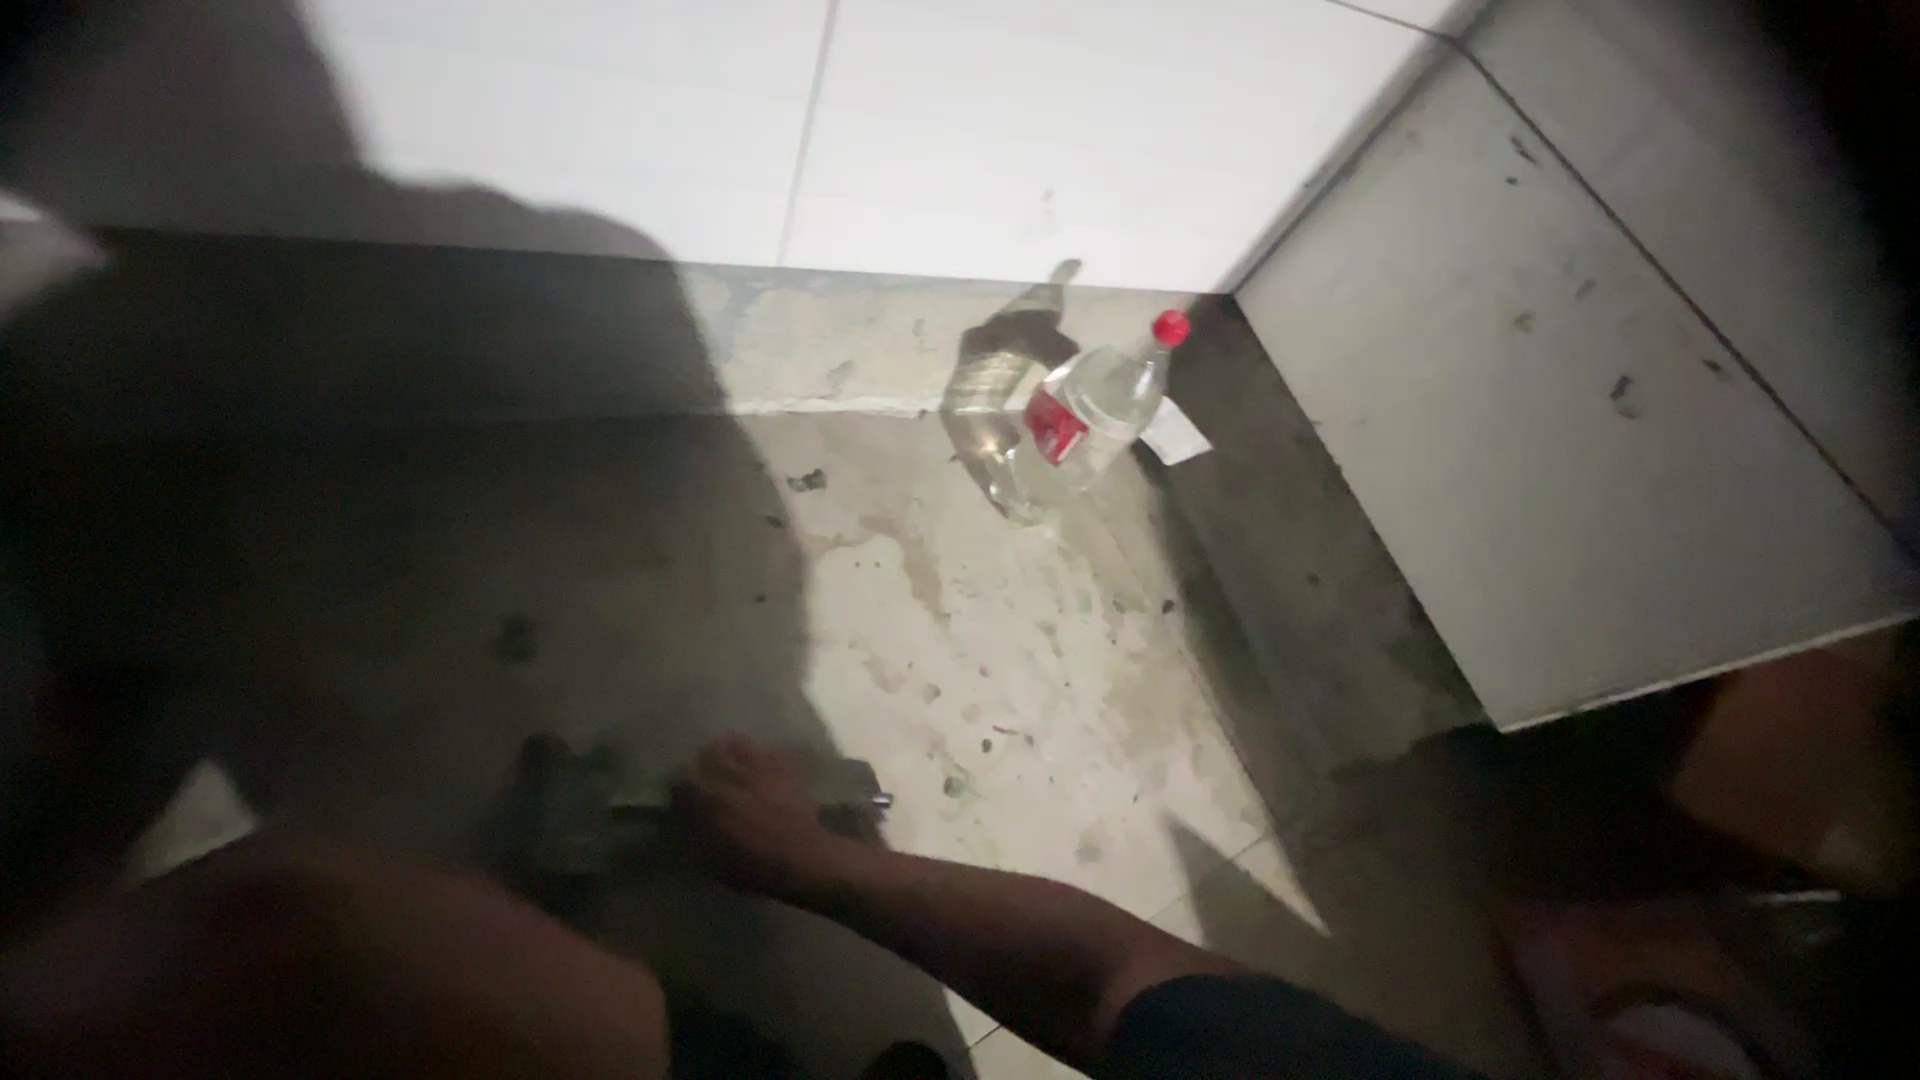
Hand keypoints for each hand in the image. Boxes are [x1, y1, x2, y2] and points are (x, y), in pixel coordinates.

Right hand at [670, 736, 861, 898]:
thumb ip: (698, 833)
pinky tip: (762, 767)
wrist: (801, 856)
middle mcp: (732, 775)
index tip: (682, 794)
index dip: (681, 787)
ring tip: (734, 762)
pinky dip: (761, 757)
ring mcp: (761, 767)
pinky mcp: (785, 767)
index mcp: (709, 799)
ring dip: (732, 751)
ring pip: (739, 744)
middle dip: (705, 760)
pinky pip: (768, 752)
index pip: (683, 780)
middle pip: (711, 751)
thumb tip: (691, 818)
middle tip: (706, 771)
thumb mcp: (712, 860)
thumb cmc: (753, 865)